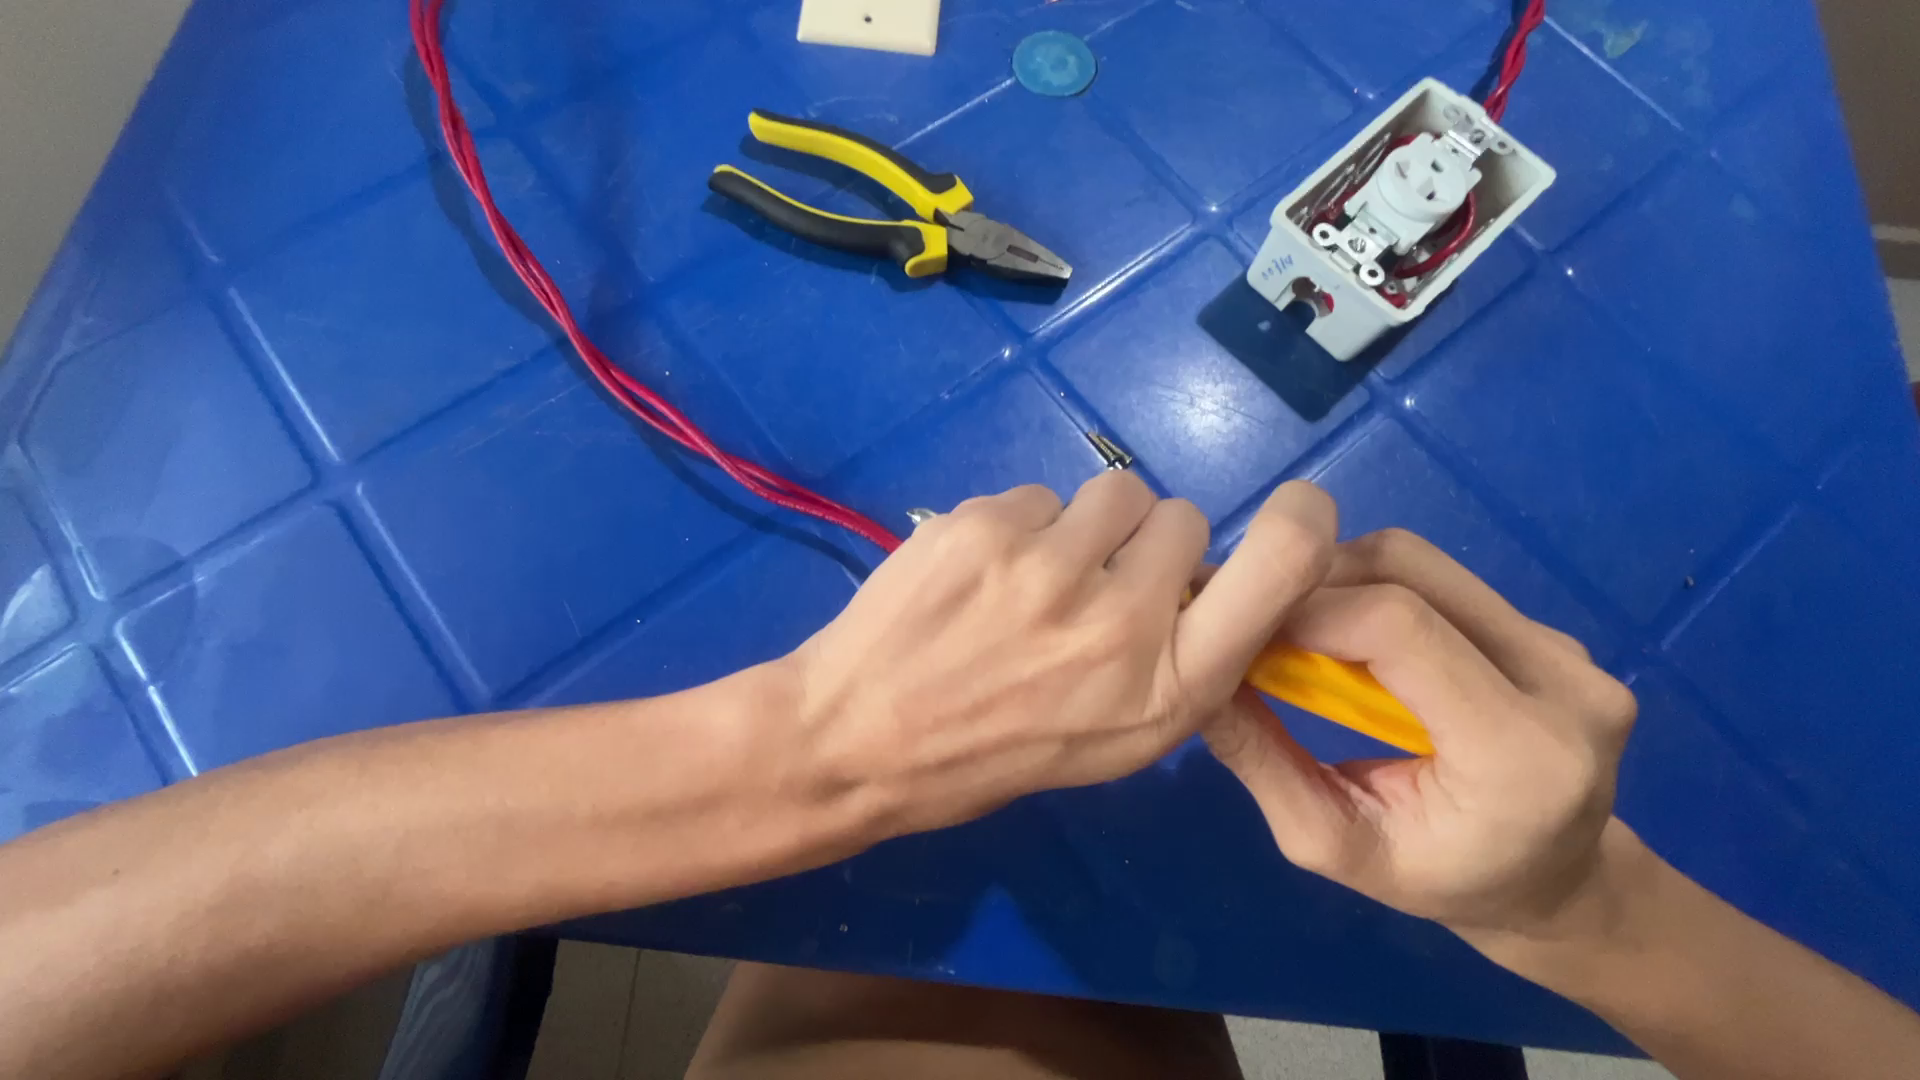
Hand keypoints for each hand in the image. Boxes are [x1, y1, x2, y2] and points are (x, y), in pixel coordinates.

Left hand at [785, 473, 1335, 837]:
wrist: (861, 738)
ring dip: (1086, 527)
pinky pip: (1037, 495)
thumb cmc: (993, 753)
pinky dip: (1022, 526)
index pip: (1280, 568)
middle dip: (1147, 546)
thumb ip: (1176, 657)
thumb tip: (1204, 575)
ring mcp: (1045, 564)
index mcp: (1168, 688)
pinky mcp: (982, 525)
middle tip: (1094, 588)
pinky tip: (982, 575)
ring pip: (1111, 493)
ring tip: (1035, 578)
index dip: (1300, 524)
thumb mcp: (1114, 741)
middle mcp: (1119, 619)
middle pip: (1182, 517)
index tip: (1296, 511)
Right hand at [1202, 527, 1637, 941]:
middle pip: (1406, 571)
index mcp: (1519, 752)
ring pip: (1418, 561)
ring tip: (1298, 625)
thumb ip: (1261, 760)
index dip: (1304, 610)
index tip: (1240, 629)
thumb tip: (1199, 678)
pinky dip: (1371, 588)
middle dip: (1311, 581)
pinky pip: (1438, 579)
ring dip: (1337, 577)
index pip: (1396, 626)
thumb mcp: (1327, 843)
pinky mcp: (1549, 631)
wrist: (1558, 887)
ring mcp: (1564, 648)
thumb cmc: (1439, 880)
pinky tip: (1347, 633)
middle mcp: (1562, 682)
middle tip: (1258, 620)